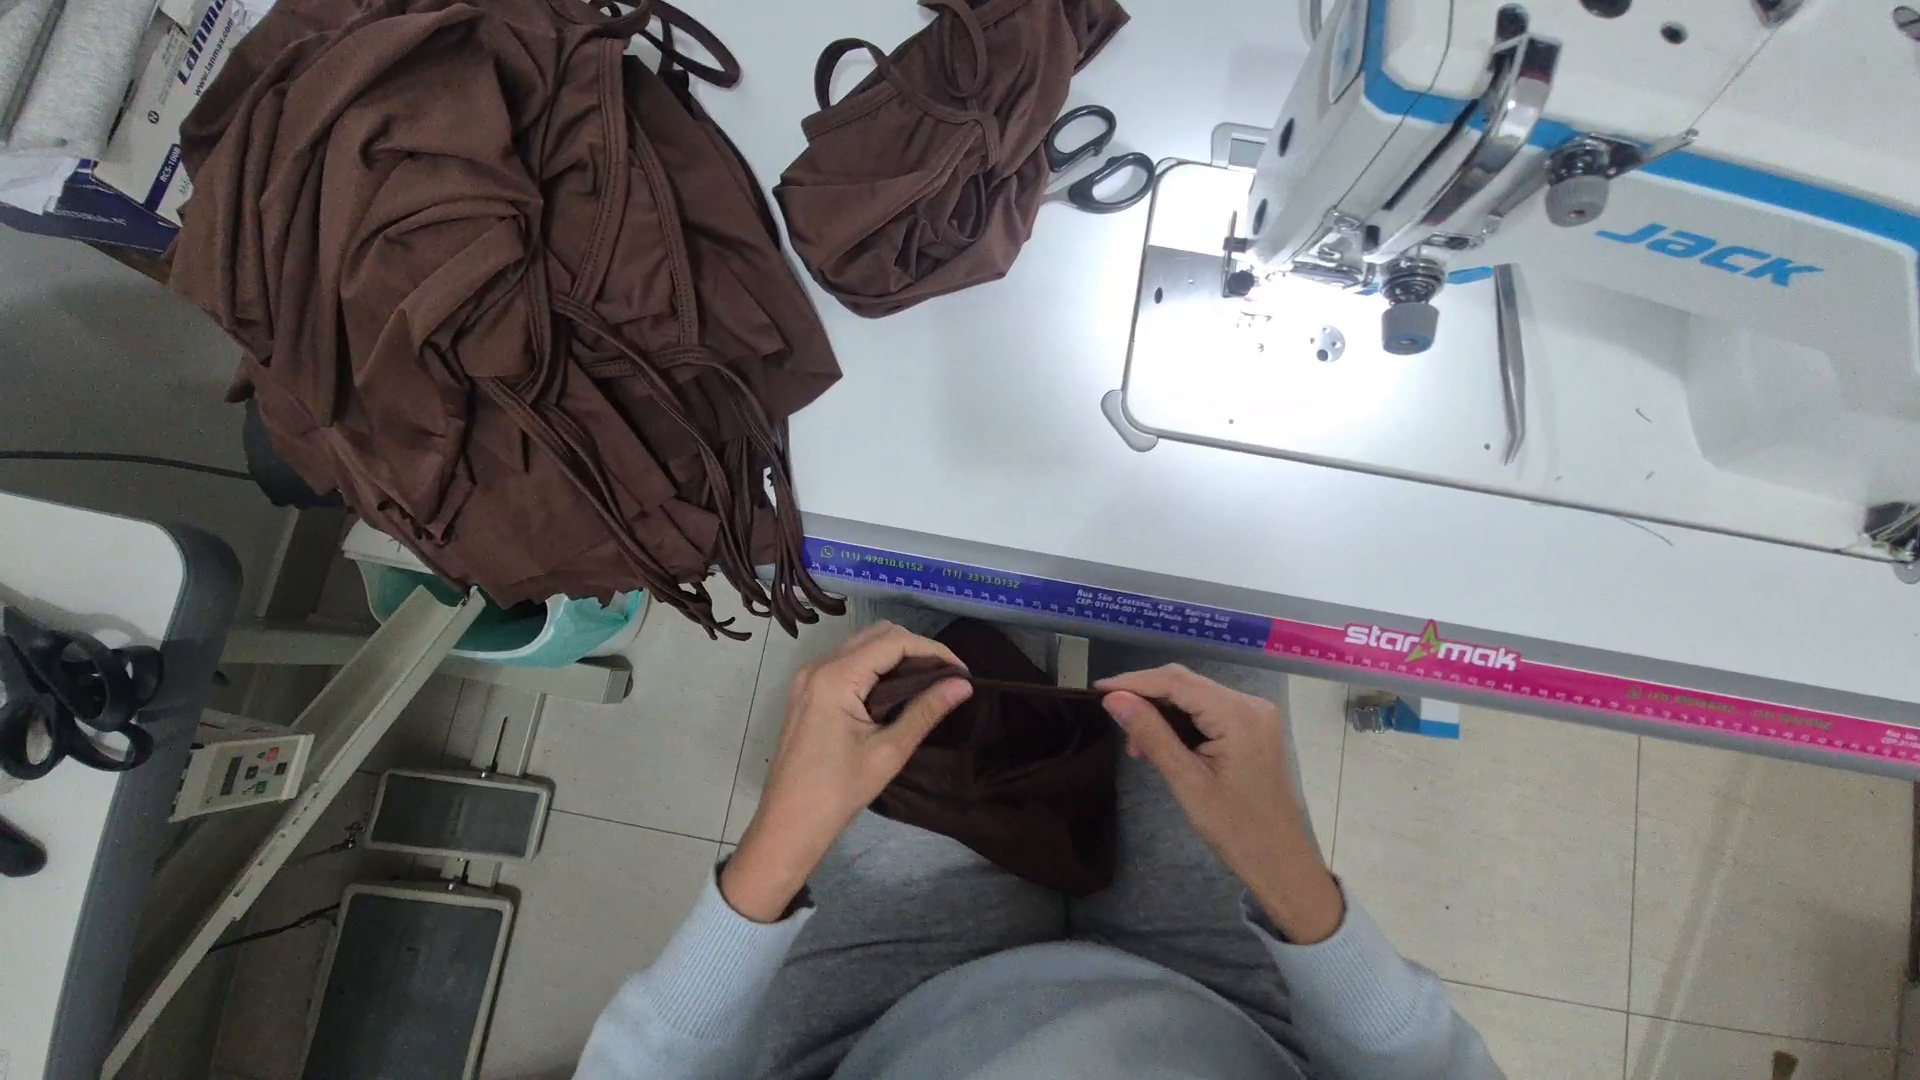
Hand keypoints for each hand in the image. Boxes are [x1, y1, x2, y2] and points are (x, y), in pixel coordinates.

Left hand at [722, 622, 972, 921]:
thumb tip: (963, 684)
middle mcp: (818, 666)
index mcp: (835, 677)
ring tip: (930, 680)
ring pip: (862, 644)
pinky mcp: (808, 690)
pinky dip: (876, 666)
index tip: (961, 670)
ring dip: (897, 654)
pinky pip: (848, 662)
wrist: (788, 825)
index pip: (893, 642)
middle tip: (947, 675)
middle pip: (876, 634)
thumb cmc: (838, 792)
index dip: (932, 649)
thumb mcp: (889, 752)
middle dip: (916, 647)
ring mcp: (809, 677)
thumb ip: (926, 711)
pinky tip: (899, 689)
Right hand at [1099, 664, 1344, 943]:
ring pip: (1193, 696)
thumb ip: (1151, 734)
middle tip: (1116, 723)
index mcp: (1238, 714)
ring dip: (1161, 713)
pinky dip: (1181, 722)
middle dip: (1146, 698)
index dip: (1133, 682)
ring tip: (1139, 747)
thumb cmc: (1236, 828)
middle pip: (1185, 683)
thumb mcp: (1186, 781)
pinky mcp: (1252, 727)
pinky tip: (1163, 745)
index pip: (1175, 682)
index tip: (1097, 690)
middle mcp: (1250, 703)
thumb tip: (1113, 699)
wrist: (1283, 863)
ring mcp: (1254, 714)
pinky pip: (1207, 710)